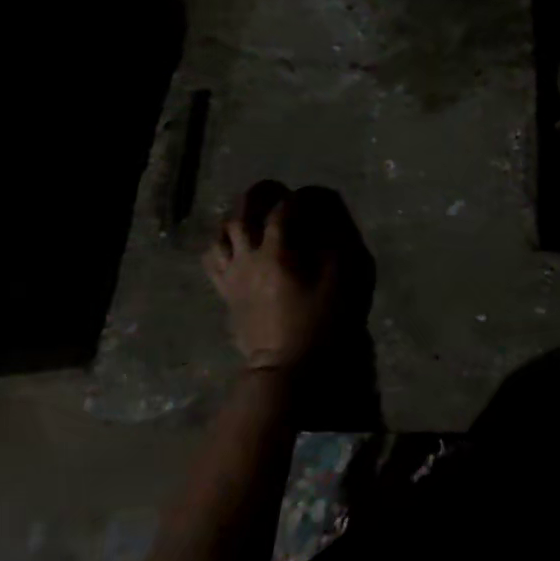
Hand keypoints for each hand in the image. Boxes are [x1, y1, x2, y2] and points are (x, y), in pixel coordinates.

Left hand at [204, 184, 339, 372]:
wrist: (290, 369)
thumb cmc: (324, 322)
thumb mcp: (346, 277)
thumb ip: (338, 238)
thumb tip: (329, 213)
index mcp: (277, 252)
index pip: (286, 208)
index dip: (303, 196)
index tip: (319, 196)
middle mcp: (248, 257)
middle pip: (243, 211)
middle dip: (261, 194)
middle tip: (279, 191)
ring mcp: (233, 277)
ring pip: (221, 233)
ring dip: (237, 216)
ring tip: (254, 215)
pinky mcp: (226, 295)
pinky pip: (213, 261)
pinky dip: (222, 245)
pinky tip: (236, 246)